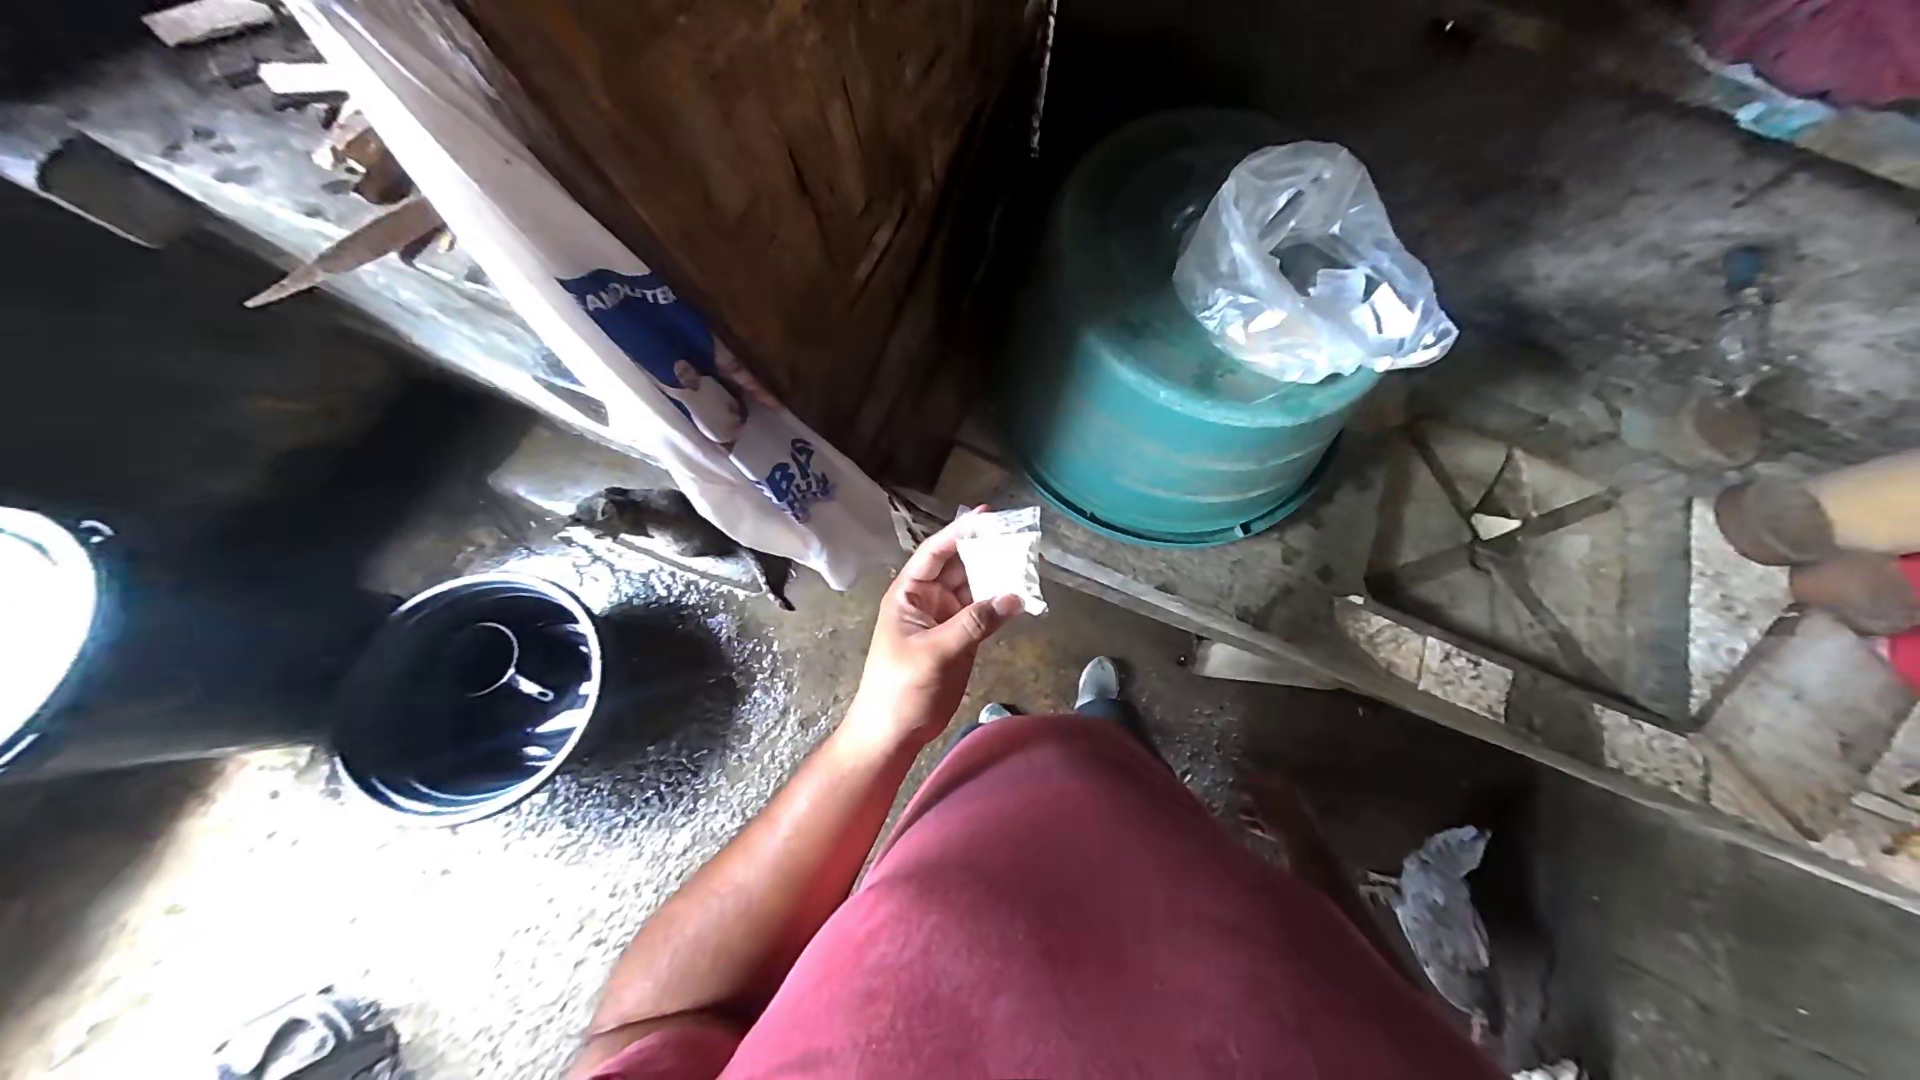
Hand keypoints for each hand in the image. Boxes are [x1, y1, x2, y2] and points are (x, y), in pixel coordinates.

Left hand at [843, 509, 1023, 750]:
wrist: (894, 731)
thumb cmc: (901, 687)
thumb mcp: (935, 651)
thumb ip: (974, 623)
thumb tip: (1014, 597)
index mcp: (909, 593)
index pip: (935, 553)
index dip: (959, 532)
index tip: (987, 515)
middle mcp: (927, 599)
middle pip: (958, 566)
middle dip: (985, 550)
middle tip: (1017, 535)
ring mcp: (945, 618)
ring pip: (974, 588)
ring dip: (997, 576)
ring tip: (1027, 560)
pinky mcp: (960, 638)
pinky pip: (984, 613)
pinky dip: (1001, 605)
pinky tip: (1022, 596)